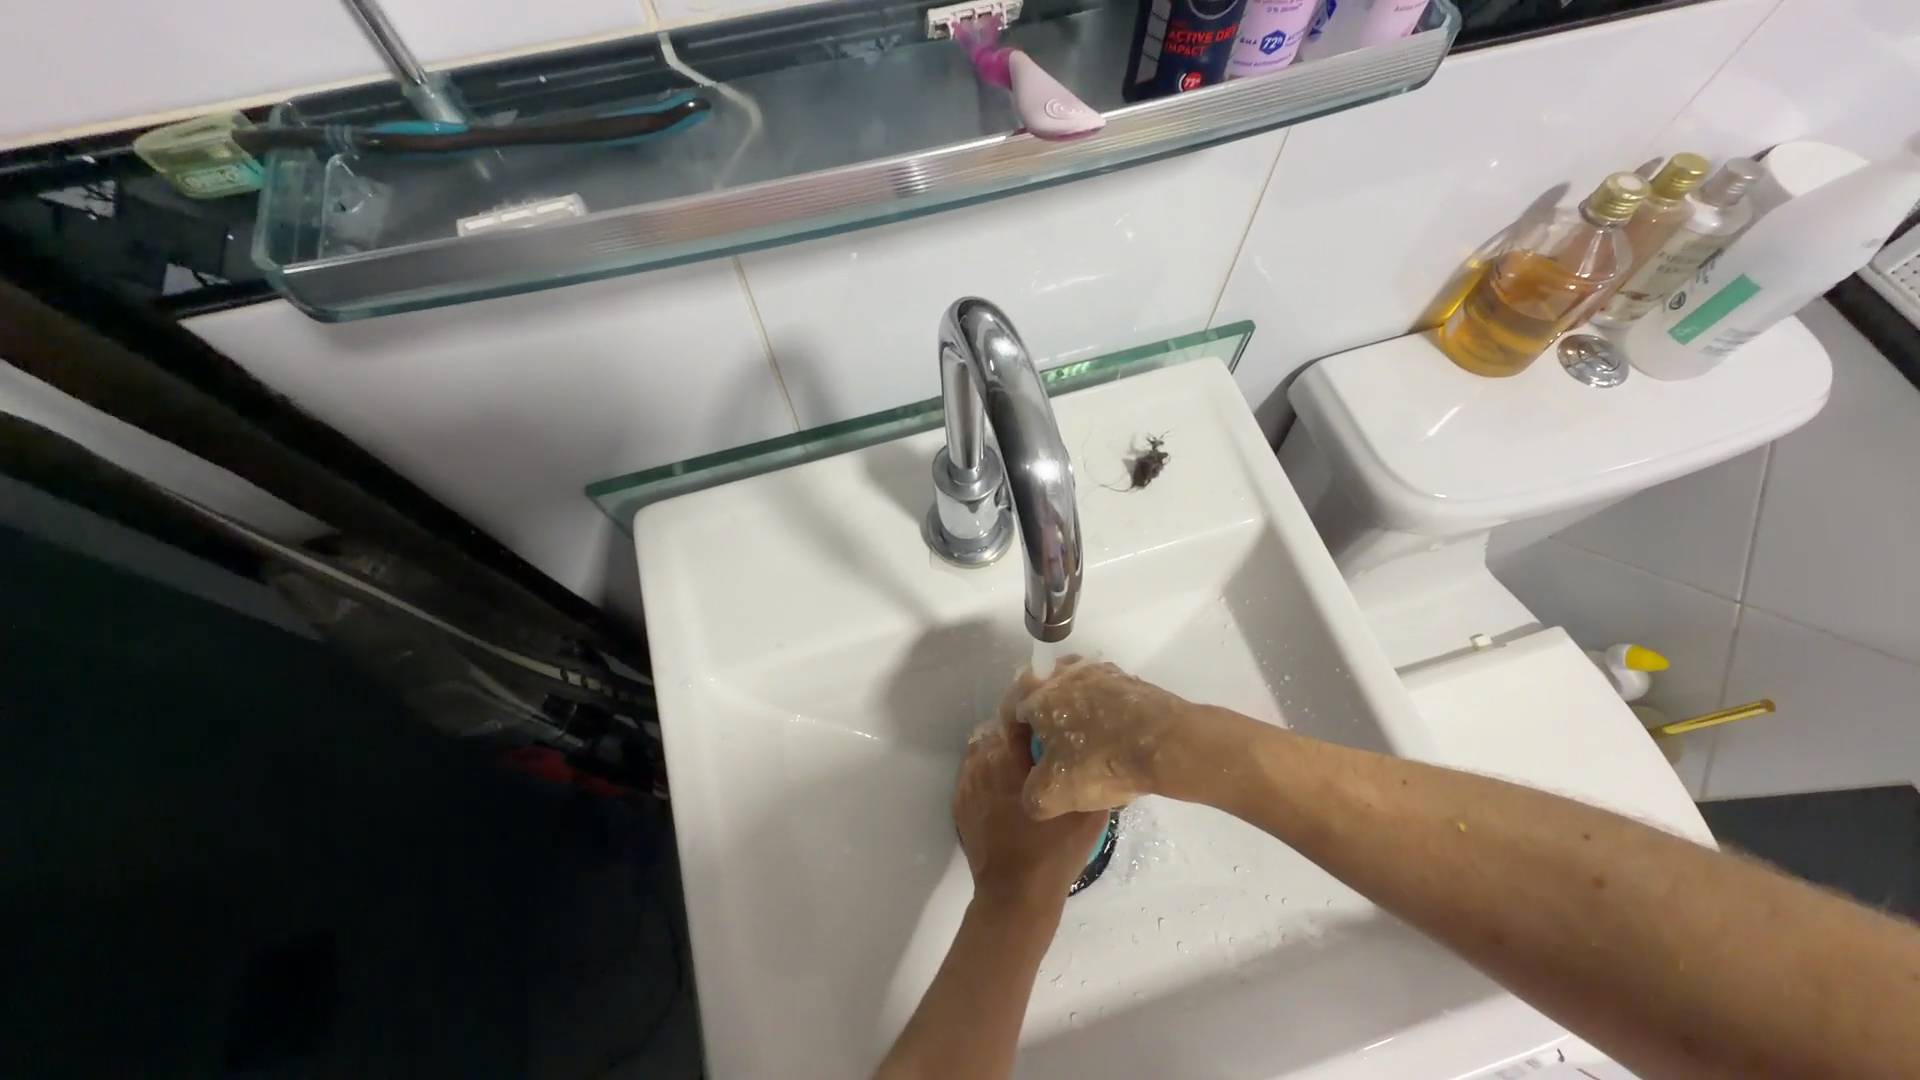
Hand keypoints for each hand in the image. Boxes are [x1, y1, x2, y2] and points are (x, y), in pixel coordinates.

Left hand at [953, 711, 1107, 903]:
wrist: (1016, 895)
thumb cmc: (1054, 852)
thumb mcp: (1087, 814)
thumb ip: (1093, 778)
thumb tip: (1103, 757)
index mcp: (1009, 759)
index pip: (1019, 718)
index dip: (1037, 719)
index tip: (1052, 727)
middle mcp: (982, 764)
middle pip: (998, 732)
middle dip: (1017, 736)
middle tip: (1038, 749)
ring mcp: (967, 784)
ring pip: (981, 750)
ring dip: (999, 752)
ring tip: (1021, 767)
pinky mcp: (960, 803)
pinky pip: (971, 772)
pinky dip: (986, 772)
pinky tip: (1005, 787)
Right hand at [1009, 659, 1198, 819]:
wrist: (1167, 744)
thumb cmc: (1098, 762)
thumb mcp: (1050, 796)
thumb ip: (1030, 795)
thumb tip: (1037, 793)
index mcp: (1036, 689)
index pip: (1010, 714)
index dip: (1015, 747)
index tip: (1031, 771)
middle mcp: (1064, 671)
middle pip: (1043, 705)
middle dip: (1046, 735)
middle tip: (1056, 766)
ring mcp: (1100, 672)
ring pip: (1075, 703)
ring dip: (1076, 728)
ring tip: (1088, 761)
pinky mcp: (1129, 681)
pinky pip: (1105, 704)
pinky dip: (1104, 725)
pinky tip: (1116, 753)